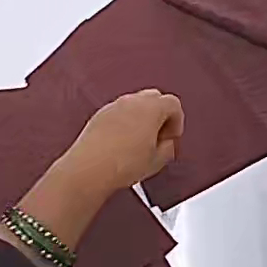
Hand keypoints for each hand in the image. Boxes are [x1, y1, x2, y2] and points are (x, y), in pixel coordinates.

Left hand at [55, 90, 183, 196]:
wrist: (90, 169)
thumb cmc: (122, 164)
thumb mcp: (157, 161)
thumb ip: (168, 147)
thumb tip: (166, 144)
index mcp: (152, 108)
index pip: (173, 104)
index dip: (177, 121)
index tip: (172, 137)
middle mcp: (132, 101)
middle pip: (154, 97)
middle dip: (160, 115)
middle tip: (159, 136)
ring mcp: (113, 106)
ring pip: (135, 104)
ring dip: (142, 118)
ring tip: (140, 142)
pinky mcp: (99, 115)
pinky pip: (118, 112)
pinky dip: (125, 122)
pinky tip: (123, 143)